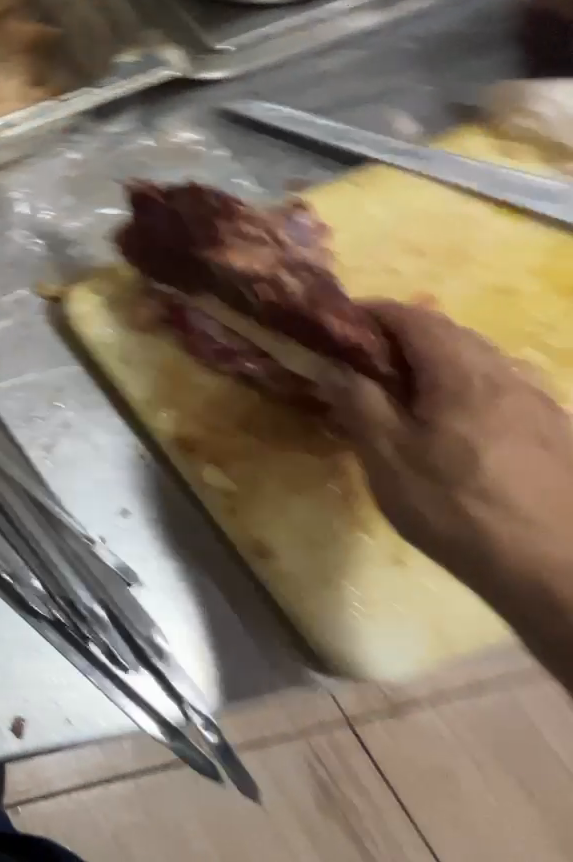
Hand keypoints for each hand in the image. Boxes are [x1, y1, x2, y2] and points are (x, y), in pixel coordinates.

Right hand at [326, 302, 572, 670]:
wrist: (560, 571)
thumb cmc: (456, 506)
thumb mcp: (386, 454)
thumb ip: (358, 401)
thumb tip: (335, 365)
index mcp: (464, 376)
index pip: (417, 320)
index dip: (373, 313)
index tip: (334, 323)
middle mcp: (510, 380)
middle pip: (455, 337)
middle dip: (403, 336)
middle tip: (357, 358)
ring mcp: (541, 409)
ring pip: (482, 364)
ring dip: (436, 363)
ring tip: (399, 390)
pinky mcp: (555, 437)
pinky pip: (502, 392)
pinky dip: (464, 388)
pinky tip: (449, 421)